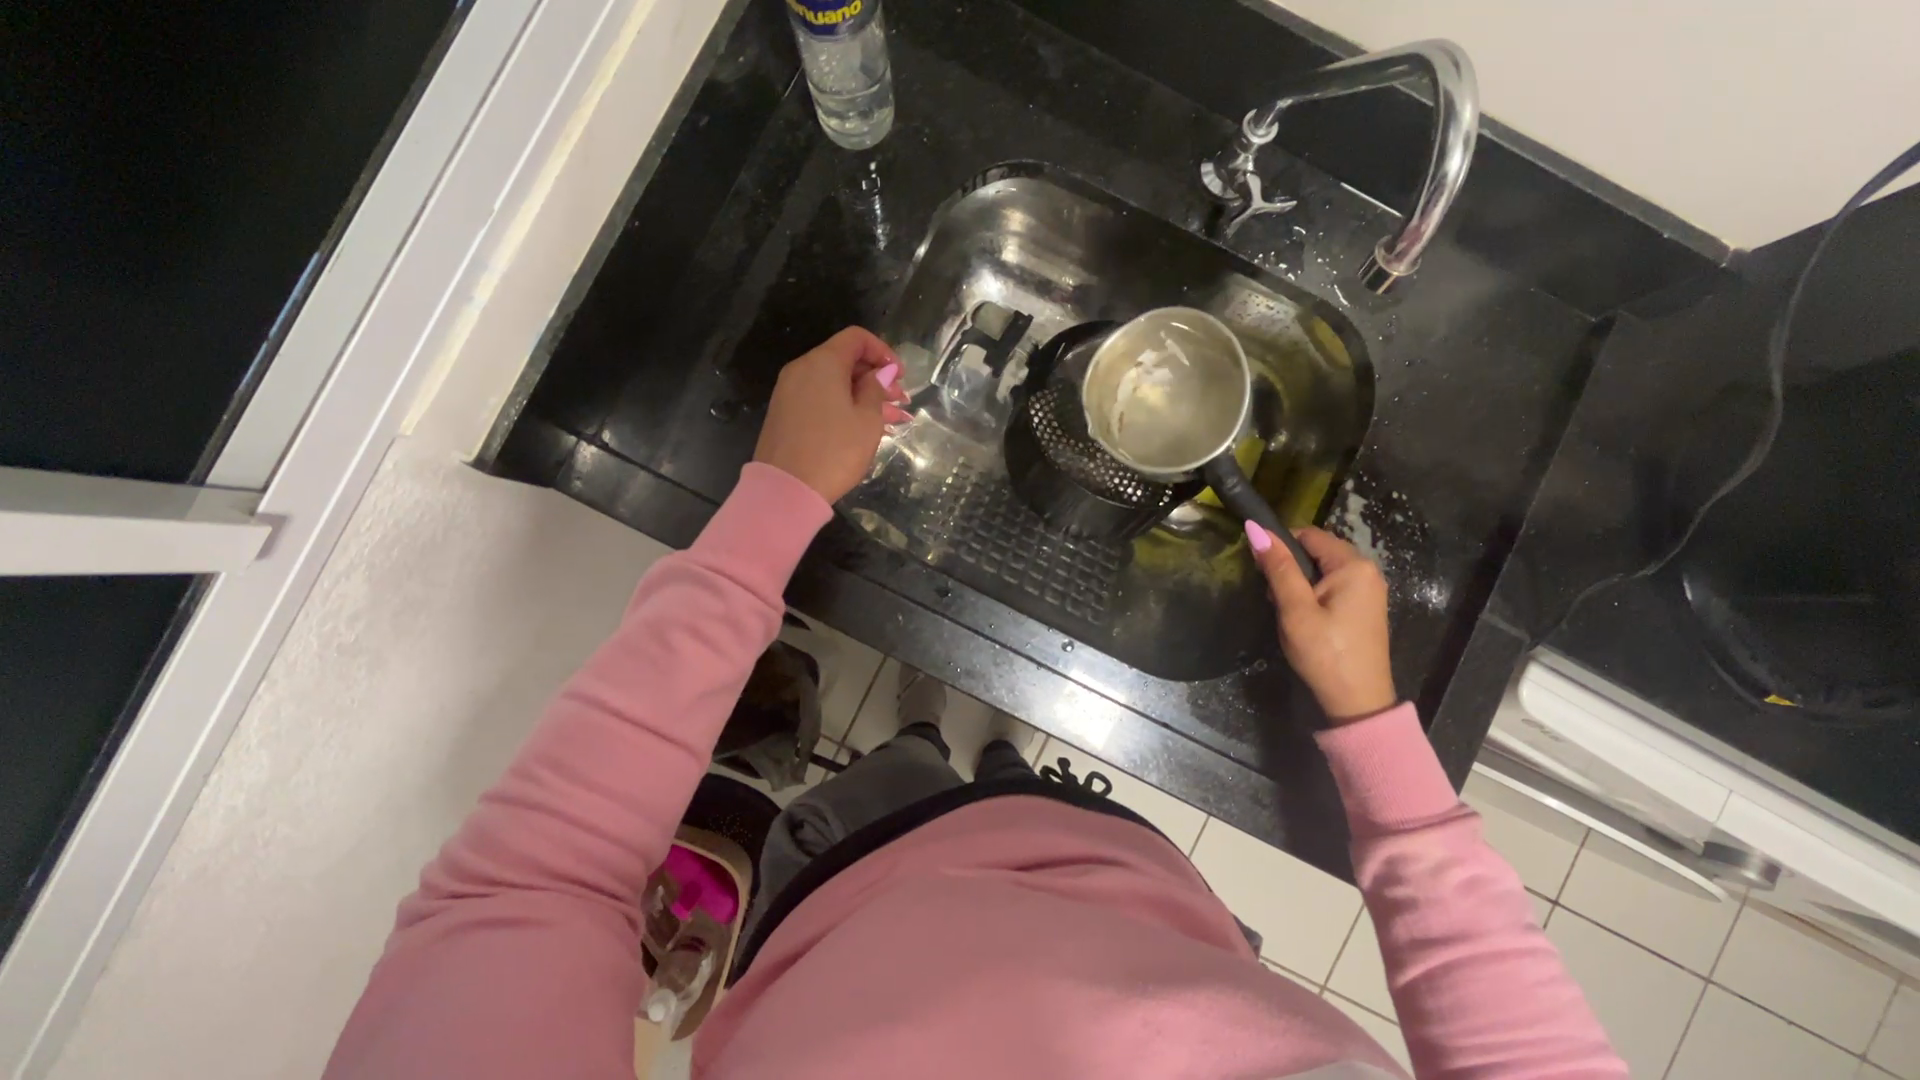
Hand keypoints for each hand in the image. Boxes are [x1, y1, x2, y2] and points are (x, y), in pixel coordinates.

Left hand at [753, 327, 911, 502]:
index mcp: (823, 363)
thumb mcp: (867, 420)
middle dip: (876, 378)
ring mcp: (790, 392)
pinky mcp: (786, 414)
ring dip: (864, 397)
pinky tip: (866, 428)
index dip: (883, 352)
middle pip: (845, 361)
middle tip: (901, 402)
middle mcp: (802, 370)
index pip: (856, 338)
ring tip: (894, 421)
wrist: (785, 490)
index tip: (900, 376)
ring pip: (834, 384)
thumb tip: (881, 373)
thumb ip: (876, 389)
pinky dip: (844, 407)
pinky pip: (820, 400)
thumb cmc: (834, 451)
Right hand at [1246, 523, 1397, 723]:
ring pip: (1323, 571)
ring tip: (1287, 612)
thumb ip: (1278, 568)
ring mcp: (1369, 591)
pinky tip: (1305, 620)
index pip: (1309, 535)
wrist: (1357, 702)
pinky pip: (1334, 587)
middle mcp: (1367, 571)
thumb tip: (1255, 528)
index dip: (1281, 546)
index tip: (1261, 571)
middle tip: (1274, 598)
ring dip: (1300, 584)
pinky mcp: (1365, 609)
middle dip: (1290, 567)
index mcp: (1354, 565)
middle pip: (1318, 551)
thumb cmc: (1324, 653)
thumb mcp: (1295, 610)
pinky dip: (1314, 596)